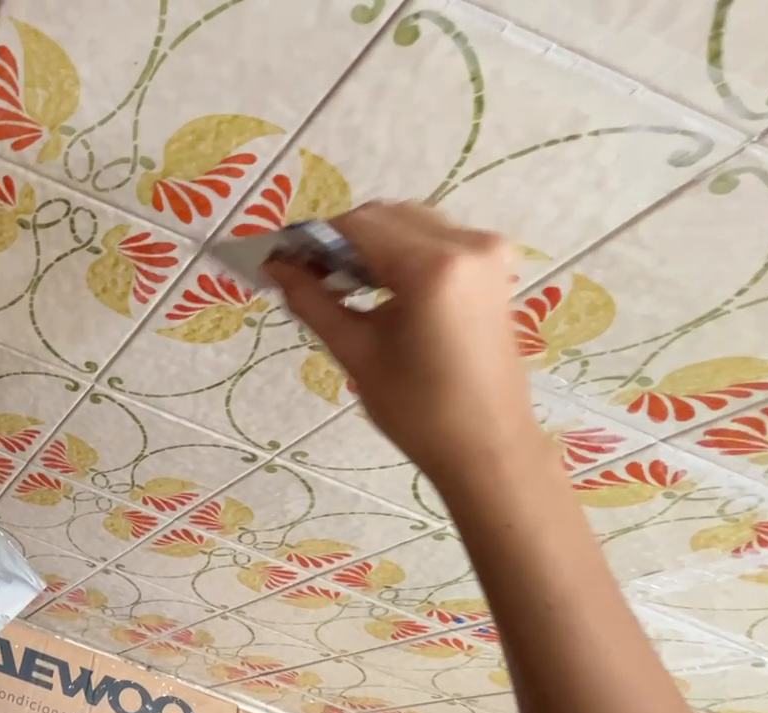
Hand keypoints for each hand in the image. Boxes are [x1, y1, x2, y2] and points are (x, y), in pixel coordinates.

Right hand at [266, 201, 545, 487]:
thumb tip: (275, 268)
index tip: (278, 263)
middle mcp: (467, 243)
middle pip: (384, 216)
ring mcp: (486, 251)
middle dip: (337, 241)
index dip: (311, 240)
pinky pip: (432, 238)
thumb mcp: (354, 351)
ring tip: (336, 287)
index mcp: (432, 267)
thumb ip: (312, 301)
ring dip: (366, 245)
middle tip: (303, 278)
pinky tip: (372, 288)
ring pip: (408, 222)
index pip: (357, 226)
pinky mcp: (492, 265)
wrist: (483, 440)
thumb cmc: (414, 406)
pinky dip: (395, 252)